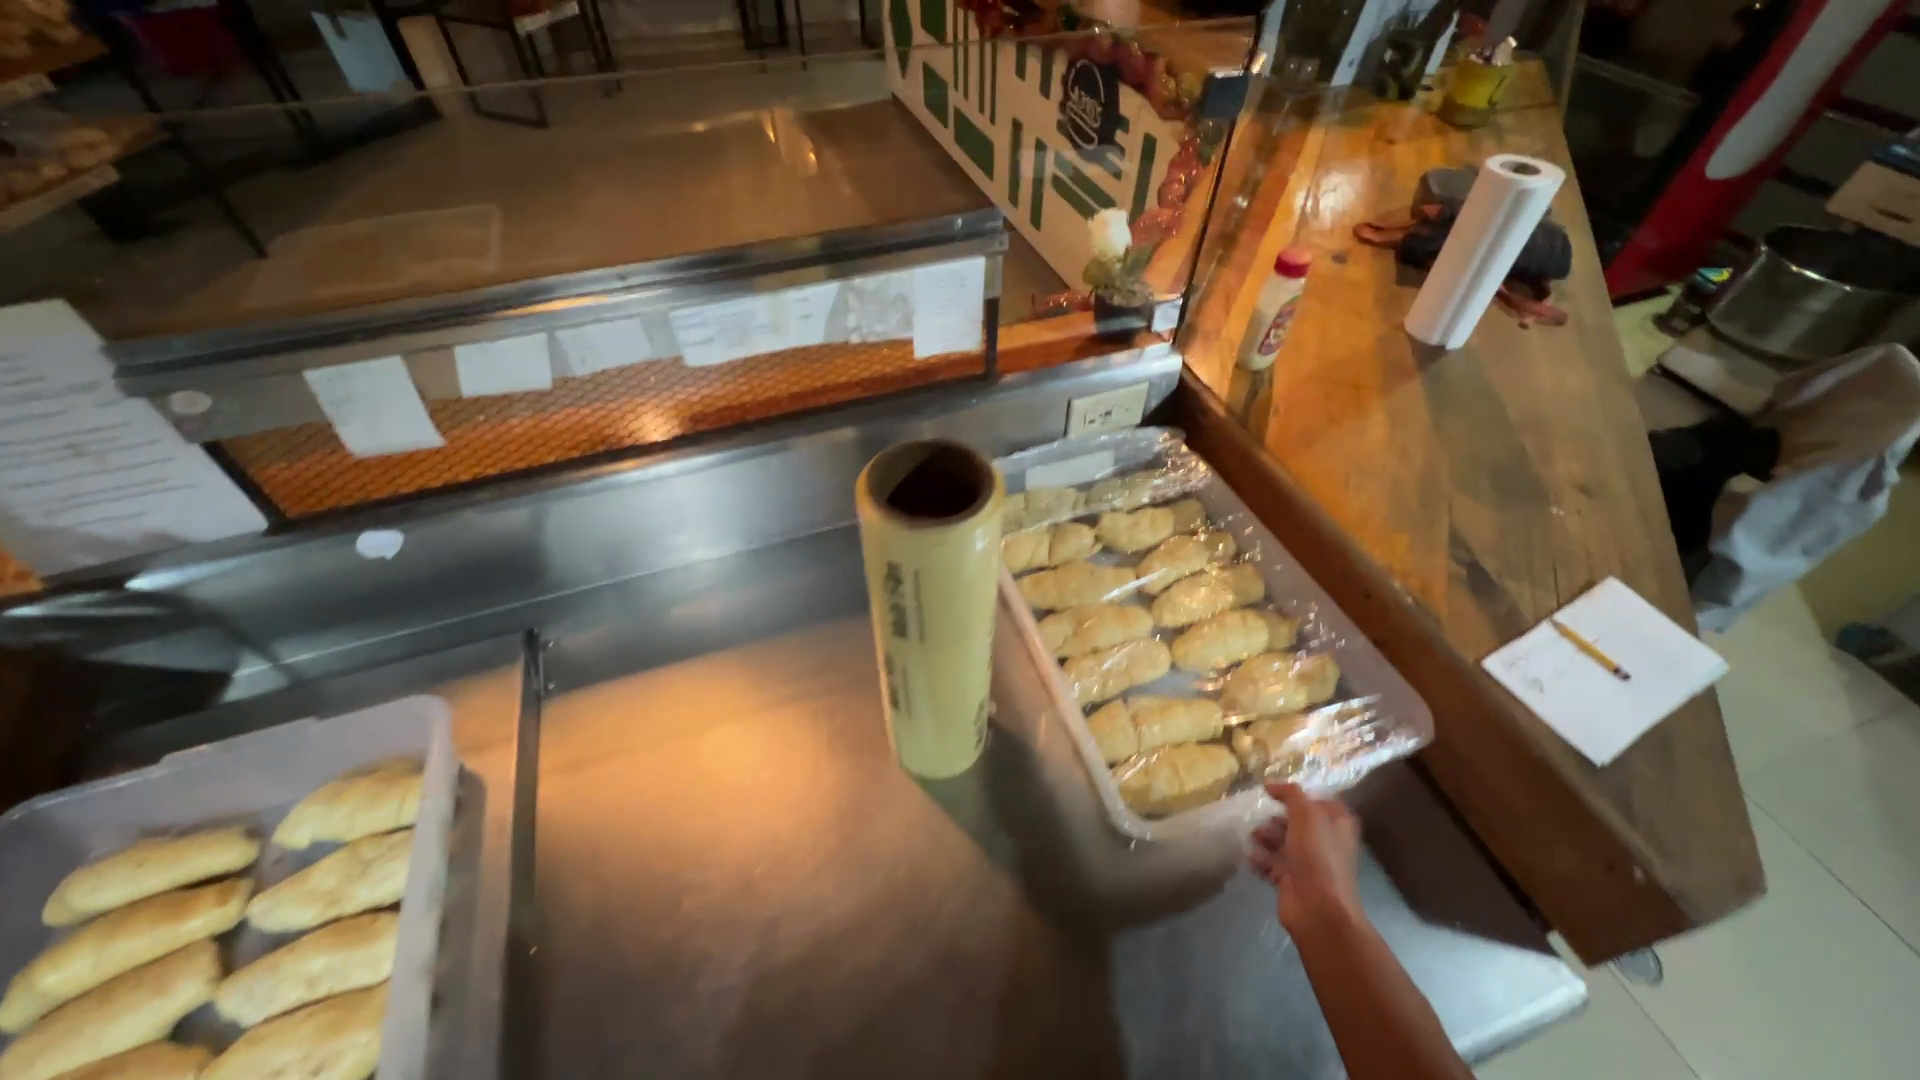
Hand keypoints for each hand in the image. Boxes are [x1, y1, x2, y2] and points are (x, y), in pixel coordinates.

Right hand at [1248, 781, 1362, 933]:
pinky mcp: (1291, 881)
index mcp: (1337, 825)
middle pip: (1297, 822)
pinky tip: (1252, 857)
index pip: (1320, 802)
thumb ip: (1290, 794)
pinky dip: (1260, 859)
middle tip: (1262, 818)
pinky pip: (1272, 864)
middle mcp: (1325, 842)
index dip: (1300, 797)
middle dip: (1277, 818)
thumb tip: (1270, 784)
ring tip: (1253, 836)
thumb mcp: (1307, 815)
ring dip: (1265, 837)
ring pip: (1282, 843)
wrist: (1318, 908)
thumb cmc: (1317, 856)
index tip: (1276, 793)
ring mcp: (1308, 863)